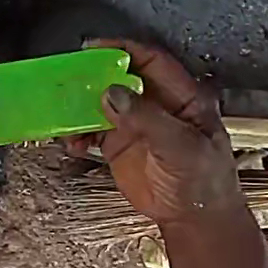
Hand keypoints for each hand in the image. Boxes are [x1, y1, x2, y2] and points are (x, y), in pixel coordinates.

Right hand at [62, 38, 246, 230]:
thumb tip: (111, 92)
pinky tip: (73, 144)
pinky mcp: (117, 143)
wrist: (193, 220)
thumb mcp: (180, 146)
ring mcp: (134, 123)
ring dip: (80, 108)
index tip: (93, 48)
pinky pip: (90, 130)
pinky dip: (77, 134)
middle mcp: (154, 104)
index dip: (123, 49)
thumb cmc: (202, 181)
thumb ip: (146, 117)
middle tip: (69, 77)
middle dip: (93, 76)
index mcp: (180, 96)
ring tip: (66, 117)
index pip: (151, 61)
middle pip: (119, 77)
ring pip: (100, 102)